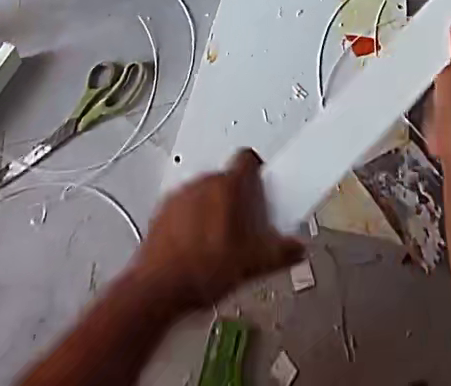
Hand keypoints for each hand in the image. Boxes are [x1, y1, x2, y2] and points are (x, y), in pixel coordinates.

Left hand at [129, 149, 303, 311]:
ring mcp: (180, 197)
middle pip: (227, 178)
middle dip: (236, 198)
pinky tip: (195, 250)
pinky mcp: (161, 214)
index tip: (262, 188)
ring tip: (218, 242)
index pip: (249, 159)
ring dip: (212, 209)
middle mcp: (203, 183)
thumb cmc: (201, 270)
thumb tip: (295, 249)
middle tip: (244, 226)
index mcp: (229, 185)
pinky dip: (189, 221)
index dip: (258, 170)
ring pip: (204, 193)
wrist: (155, 291)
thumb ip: (281, 252)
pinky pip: (182, 208)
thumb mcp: (253, 264)